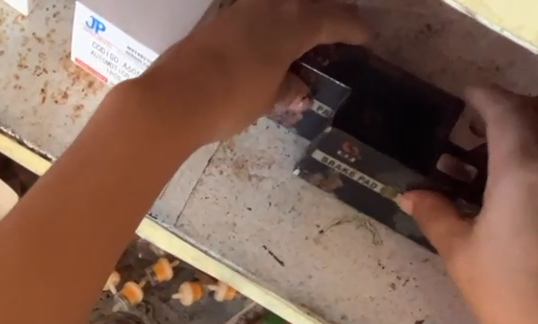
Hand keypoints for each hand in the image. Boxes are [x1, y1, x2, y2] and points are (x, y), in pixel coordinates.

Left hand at [131, 0, 368, 147]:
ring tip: (298, 36)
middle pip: (307, 2)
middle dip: (324, 13)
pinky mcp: (216, 21)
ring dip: (292, 16)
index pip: (335, 18)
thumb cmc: (228, 100)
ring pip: (277, 5)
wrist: (172, 100)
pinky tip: (263, 41)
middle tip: (334, 29)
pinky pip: (252, 14)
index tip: (365, 40)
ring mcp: (241, 9)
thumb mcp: (265, 100)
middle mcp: (271, 4)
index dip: (353, 29)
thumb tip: (299, 90)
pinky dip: (266, 24)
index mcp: (294, 21)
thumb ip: (286, 89)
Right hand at [400, 88, 537, 323]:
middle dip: (513, 106)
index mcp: (522, 169)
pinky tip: (511, 184)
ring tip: (490, 154)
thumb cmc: (500, 289)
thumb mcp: (458, 251)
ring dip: (529, 128)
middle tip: (478, 123)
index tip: (464, 96)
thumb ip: (435, 213)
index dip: (484, 97)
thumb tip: (411, 194)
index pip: (506, 112)